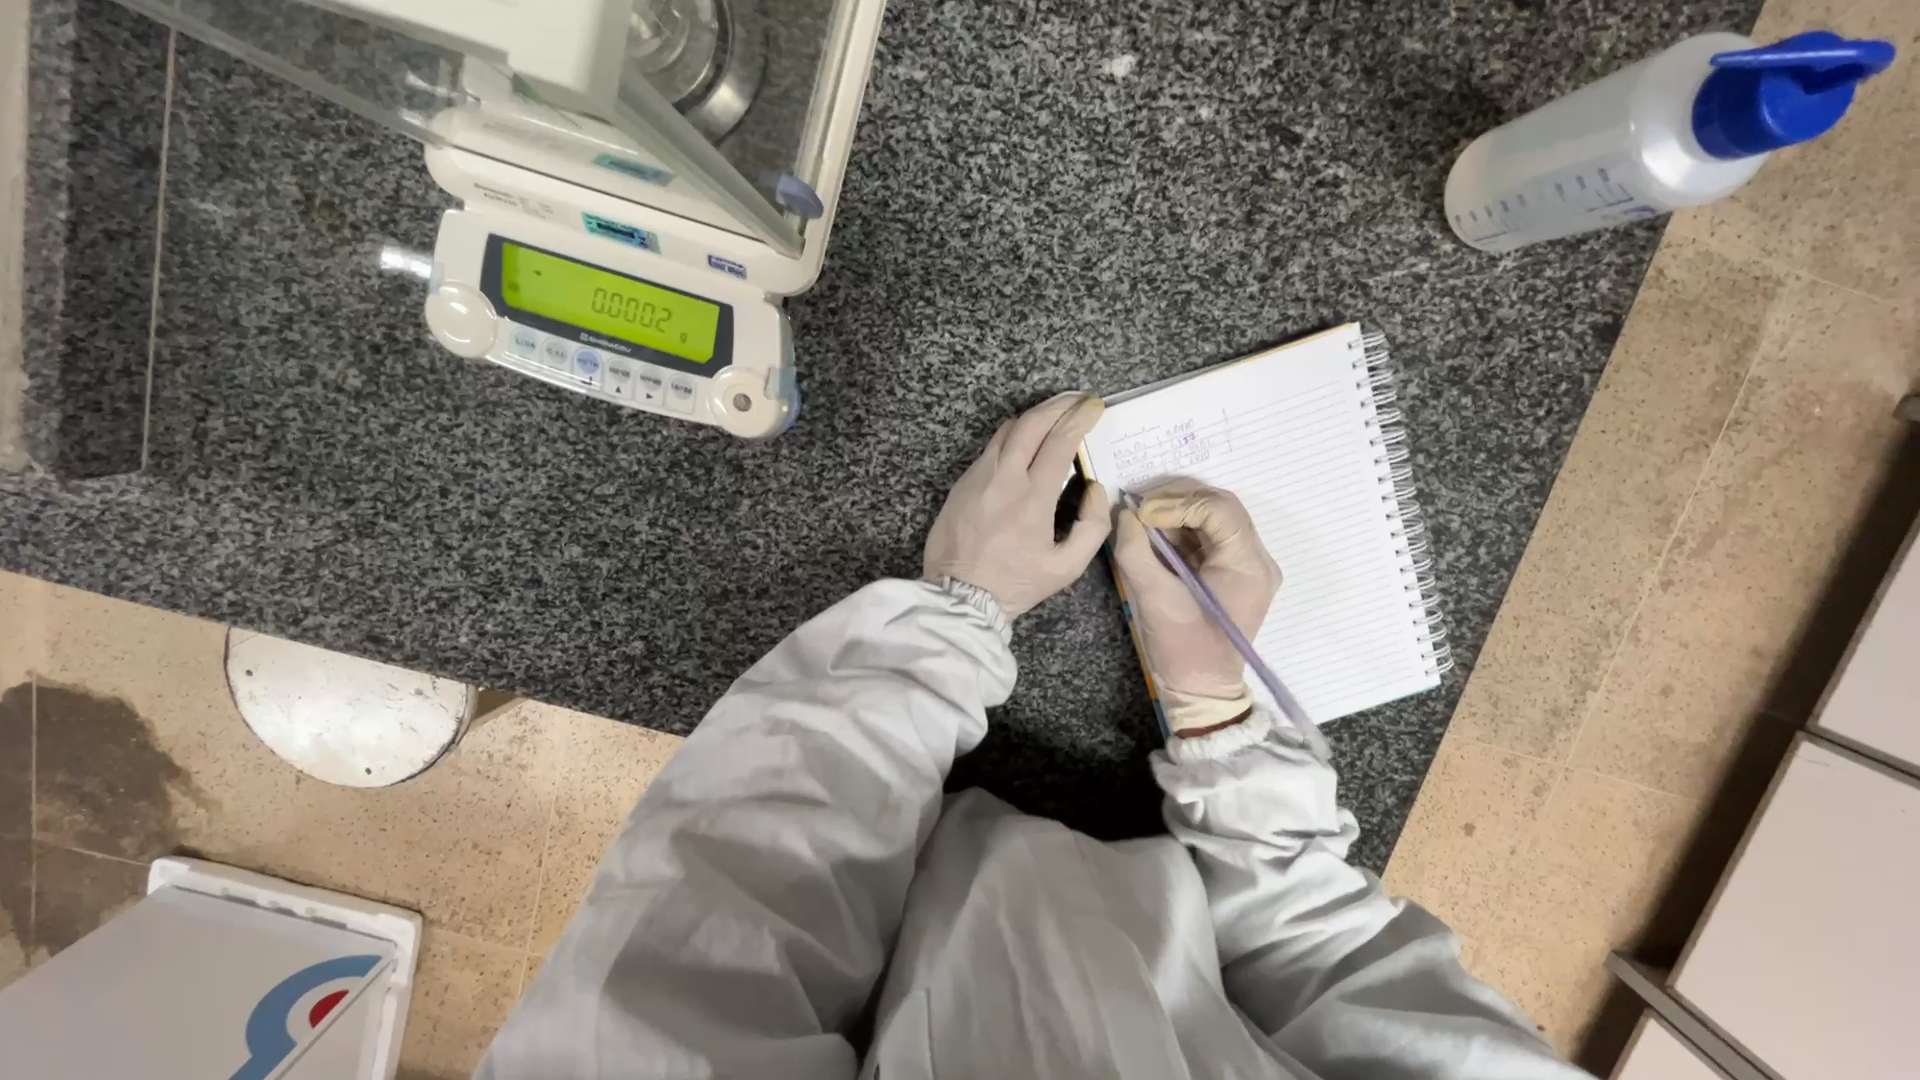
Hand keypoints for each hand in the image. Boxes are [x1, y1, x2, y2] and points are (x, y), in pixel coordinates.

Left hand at [924, 393, 1111, 617]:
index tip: (1094, 407)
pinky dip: (1011, 438)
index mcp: (1032, 498)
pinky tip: (1022, 445)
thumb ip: (1091, 526)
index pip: (1060, 442)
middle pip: (1031, 423)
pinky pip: (989, 449)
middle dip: (1058, 405)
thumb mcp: (1066, 567)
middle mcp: (1004, 478)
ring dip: (1033, 418)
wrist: (959, 596)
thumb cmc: (1015, 584)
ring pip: (1006, 431)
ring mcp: (978, 477)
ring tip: (1052, 416)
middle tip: (1076, 401)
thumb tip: (1095, 489)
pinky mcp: (961, 484)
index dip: (1080, 418)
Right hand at [1111, 483, 1280, 731]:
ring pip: (1214, 517)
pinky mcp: (1233, 571)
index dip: (1178, 502)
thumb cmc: (1182, 650)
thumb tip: (1124, 514)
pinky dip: (1181, 528)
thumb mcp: (1153, 598)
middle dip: (1177, 500)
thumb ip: (1135, 551)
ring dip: (1177, 512)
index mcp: (1248, 566)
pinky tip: (1156, 534)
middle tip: (1139, 509)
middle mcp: (1257, 560)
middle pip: (1221, 506)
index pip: (1220, 510)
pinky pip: (1209, 536)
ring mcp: (1248, 565)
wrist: (1200, 690)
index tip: (1141, 514)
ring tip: (1143, 520)